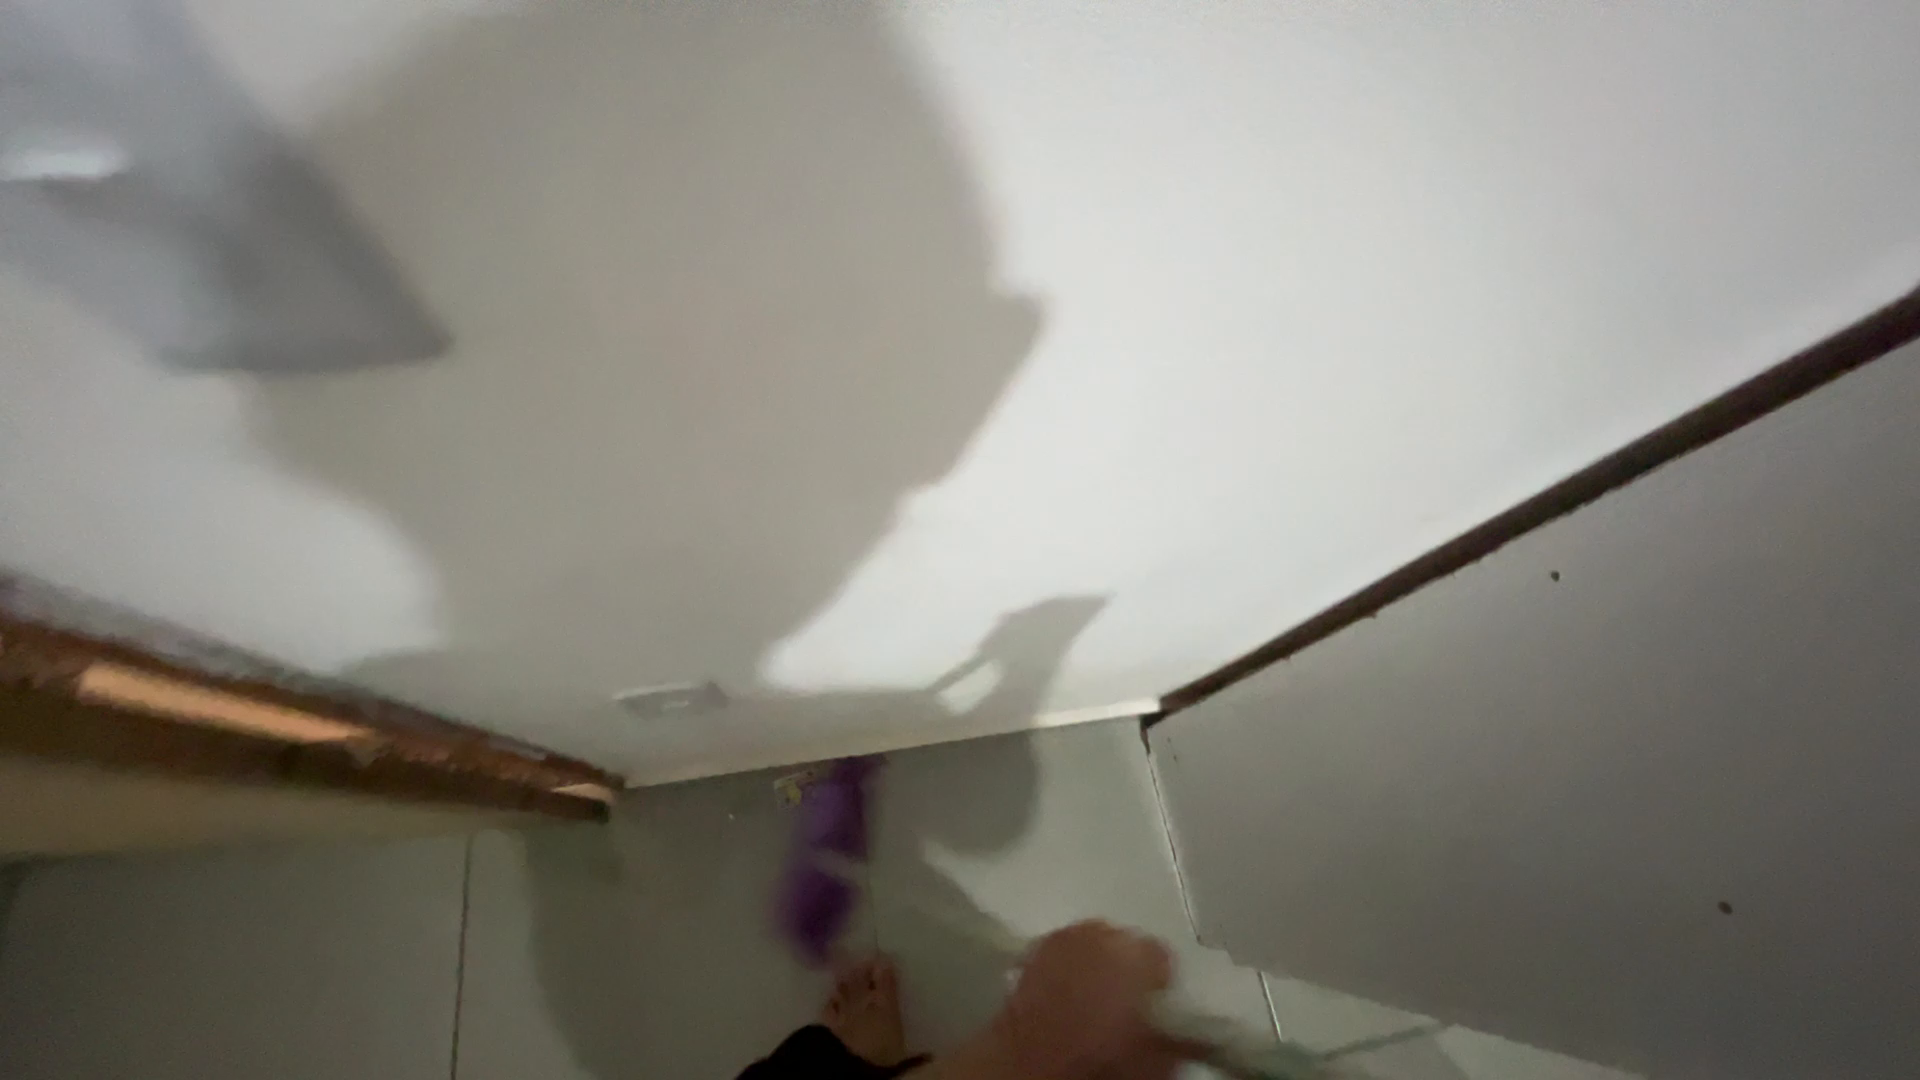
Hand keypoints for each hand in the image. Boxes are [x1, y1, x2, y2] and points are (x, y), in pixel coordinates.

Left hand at [986, 920, 1176, 1079]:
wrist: (1028, 1062)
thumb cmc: (1095, 1061)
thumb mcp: (1150, 1061)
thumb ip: (1177, 1042)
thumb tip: (1193, 1038)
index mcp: (1135, 958)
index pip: (1162, 954)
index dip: (1162, 980)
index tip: (1160, 1002)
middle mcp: (1100, 934)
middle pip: (1127, 941)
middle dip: (1130, 964)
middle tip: (1129, 997)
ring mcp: (1066, 934)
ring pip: (1095, 938)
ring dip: (1101, 957)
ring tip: (1098, 988)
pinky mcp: (1040, 944)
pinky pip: (1068, 943)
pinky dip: (1074, 959)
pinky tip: (1070, 983)